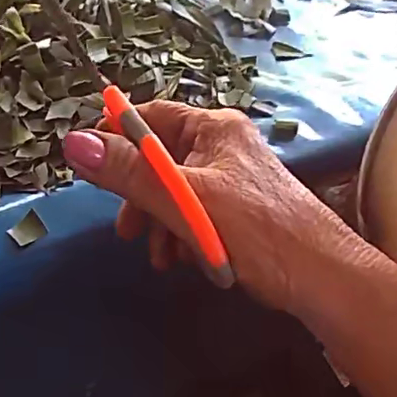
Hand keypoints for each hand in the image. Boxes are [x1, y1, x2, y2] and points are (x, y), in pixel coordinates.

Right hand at [61, 101, 364, 313]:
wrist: (322, 279)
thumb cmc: (258, 232)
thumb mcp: (186, 201)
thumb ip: (130, 174)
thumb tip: (74, 144)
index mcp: (213, 129)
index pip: (151, 116)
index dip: (116, 138)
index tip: (90, 167)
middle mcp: (221, 146)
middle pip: (158, 161)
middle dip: (138, 197)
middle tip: (126, 230)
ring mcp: (230, 179)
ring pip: (172, 193)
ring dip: (157, 223)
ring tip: (161, 256)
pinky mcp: (236, 211)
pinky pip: (191, 214)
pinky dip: (179, 235)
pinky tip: (182, 260)